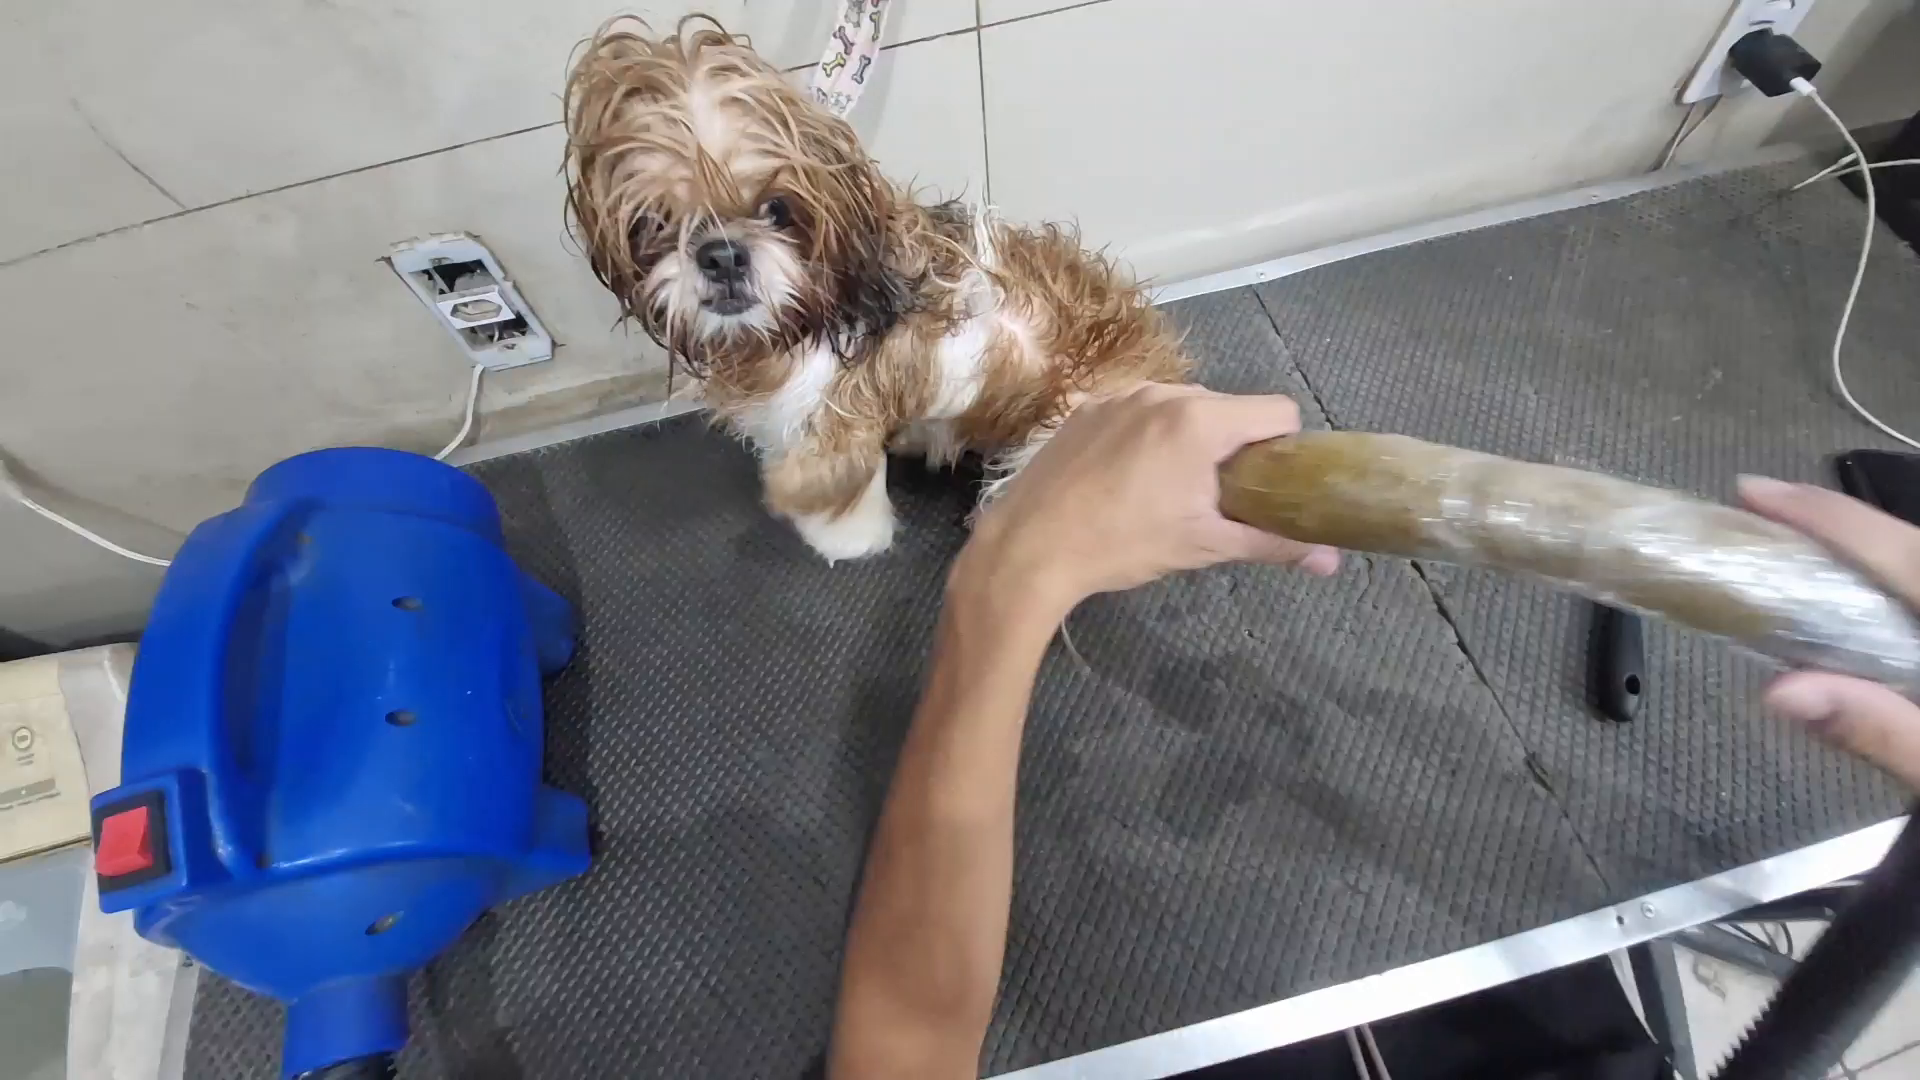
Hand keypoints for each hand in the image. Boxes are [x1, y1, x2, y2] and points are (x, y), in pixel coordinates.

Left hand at [958, 384, 1338, 624]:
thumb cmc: (1121, 544)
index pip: (1277, 410)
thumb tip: (1331, 561)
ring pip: (1178, 407)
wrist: (1030, 545)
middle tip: (1210, 497)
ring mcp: (1117, 396)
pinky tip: (1121, 477)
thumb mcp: (1202, 545)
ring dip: (1186, 440)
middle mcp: (1161, 391)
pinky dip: (1143, 436)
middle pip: (1226, 408)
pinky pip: (1135, 412)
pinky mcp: (1084, 408)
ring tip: (1161, 490)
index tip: (1264, 485)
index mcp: (1199, 418)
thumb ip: (1272, 544)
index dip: (1282, 448)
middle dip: (1230, 446)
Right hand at [1740, 476, 1919, 789]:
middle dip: (1853, 528)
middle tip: (1775, 522)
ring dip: (1886, 558)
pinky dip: (1908, 589)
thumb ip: (1889, 734)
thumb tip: (1778, 691)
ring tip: (1816, 557)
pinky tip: (1882, 609)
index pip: (1907, 555)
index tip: (1753, 489)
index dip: (1828, 517)